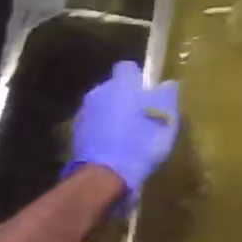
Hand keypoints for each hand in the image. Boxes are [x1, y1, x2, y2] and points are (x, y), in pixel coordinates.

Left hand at [64, 61, 180, 200]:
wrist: (104, 173)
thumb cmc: (140, 142)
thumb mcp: (166, 120)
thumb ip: (167, 97)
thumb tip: (167, 83)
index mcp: (120, 84)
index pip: (127, 68)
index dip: (137, 78)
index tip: (147, 93)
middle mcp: (98, 92)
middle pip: (112, 87)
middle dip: (123, 97)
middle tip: (139, 116)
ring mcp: (83, 111)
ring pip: (100, 106)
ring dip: (110, 114)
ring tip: (124, 135)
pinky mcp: (74, 131)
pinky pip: (91, 124)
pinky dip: (99, 130)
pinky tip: (110, 146)